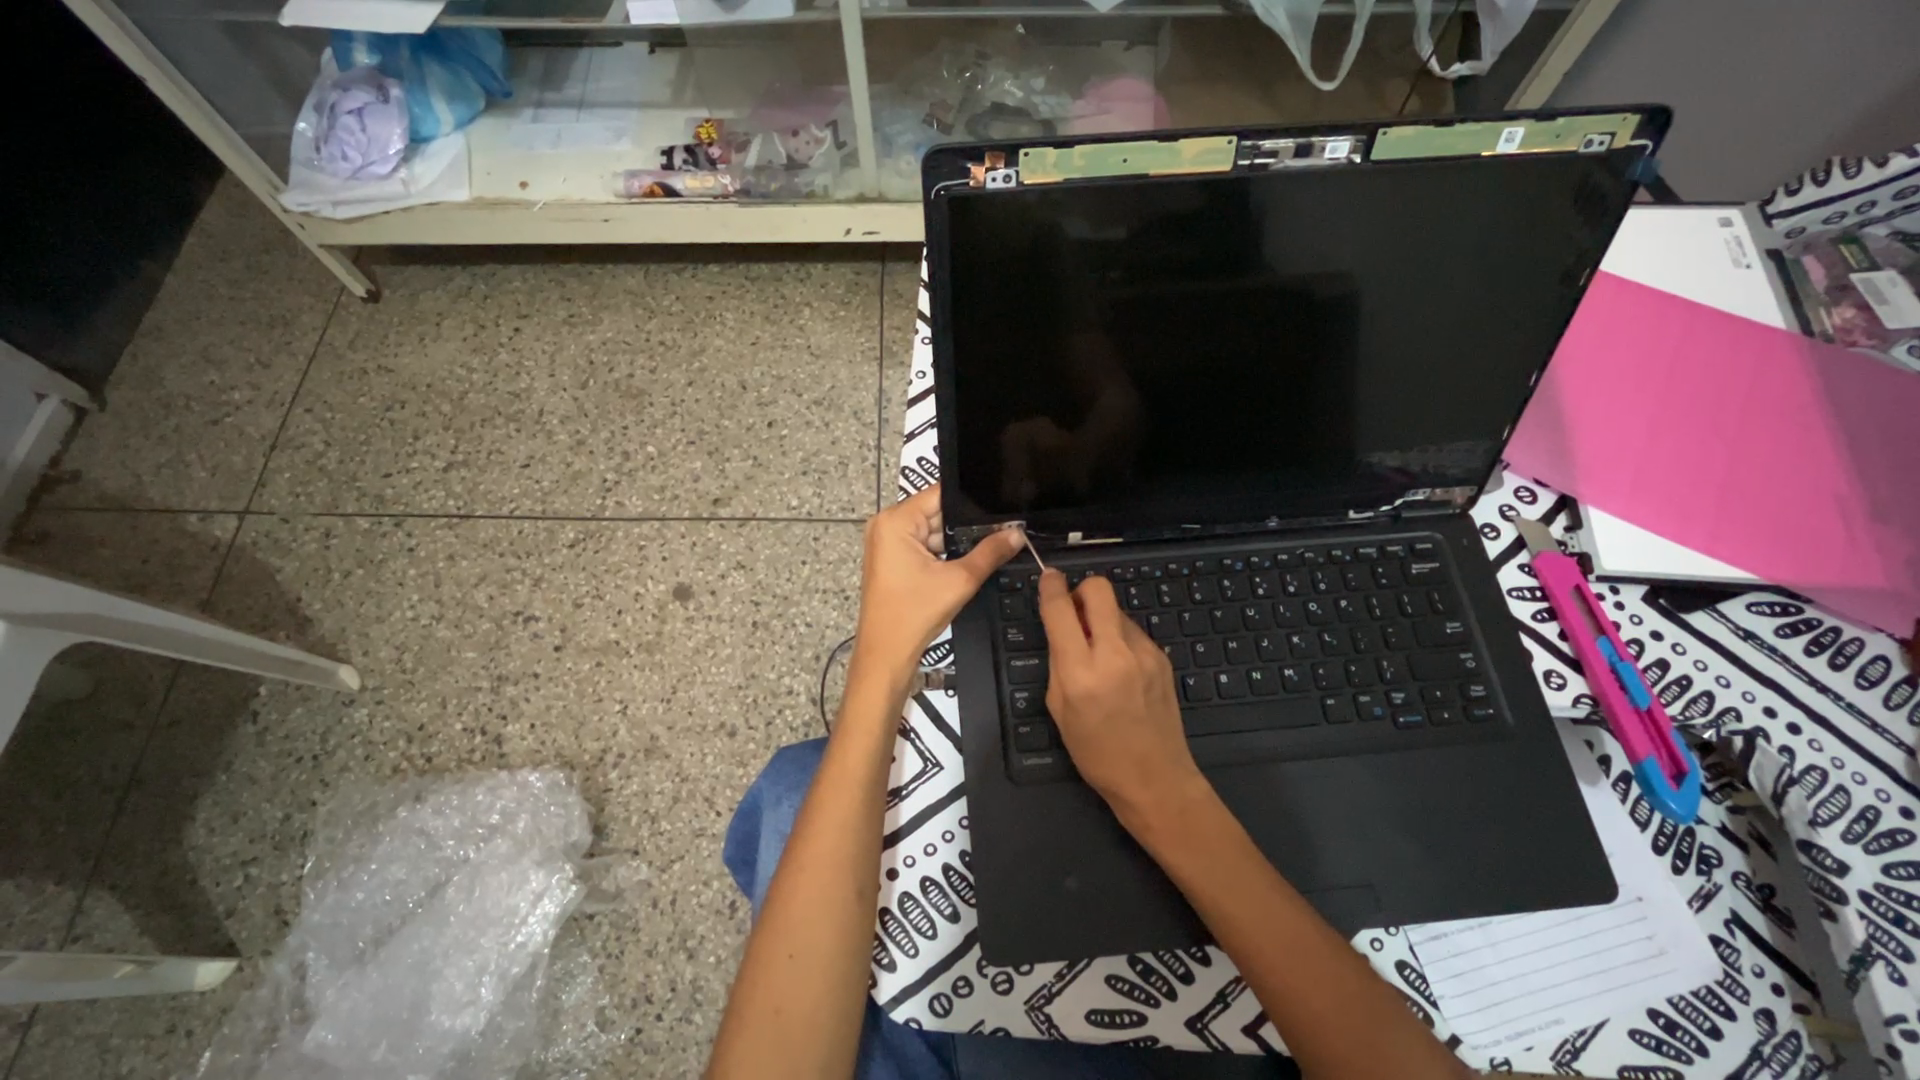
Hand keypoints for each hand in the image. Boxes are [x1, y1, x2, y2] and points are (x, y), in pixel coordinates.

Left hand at [852, 485, 1025, 677]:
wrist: (887, 653)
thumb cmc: (911, 616)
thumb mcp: (959, 580)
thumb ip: (991, 552)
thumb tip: (1015, 534)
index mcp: (895, 521)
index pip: (941, 494)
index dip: (972, 500)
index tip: (998, 509)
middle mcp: (886, 526)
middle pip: (938, 512)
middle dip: (965, 526)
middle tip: (996, 535)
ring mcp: (886, 542)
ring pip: (933, 530)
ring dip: (954, 543)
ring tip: (977, 555)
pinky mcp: (891, 558)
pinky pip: (923, 545)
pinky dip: (942, 554)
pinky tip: (959, 567)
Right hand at [1037, 570, 1203, 821]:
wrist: (1154, 778)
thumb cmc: (1096, 753)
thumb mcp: (1059, 709)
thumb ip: (1058, 663)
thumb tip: (1060, 628)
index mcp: (1080, 672)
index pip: (1060, 609)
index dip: (1050, 586)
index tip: (1048, 577)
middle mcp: (1115, 654)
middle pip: (1098, 589)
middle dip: (1081, 590)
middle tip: (1073, 612)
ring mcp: (1144, 653)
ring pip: (1117, 610)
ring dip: (1102, 619)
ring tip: (1098, 653)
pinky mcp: (1162, 658)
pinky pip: (1133, 632)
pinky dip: (1120, 639)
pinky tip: (1119, 669)